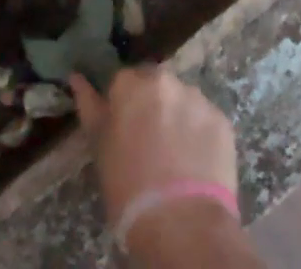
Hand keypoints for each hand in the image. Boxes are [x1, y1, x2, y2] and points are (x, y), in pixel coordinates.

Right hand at [72, 66, 238, 224]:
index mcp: (130, 84)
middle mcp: (166, 82)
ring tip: (176, 152)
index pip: (122, 81)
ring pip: (183, 100)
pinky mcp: (223, 121)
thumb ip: (89, 106)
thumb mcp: (99, 146)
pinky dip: (200, 134)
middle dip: (152, 104)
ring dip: (177, 116)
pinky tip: (195, 160)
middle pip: (155, 85)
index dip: (122, 104)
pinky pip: (206, 120)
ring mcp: (198, 100)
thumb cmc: (127, 184)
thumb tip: (76, 78)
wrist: (181, 221)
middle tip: (148, 138)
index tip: (123, 126)